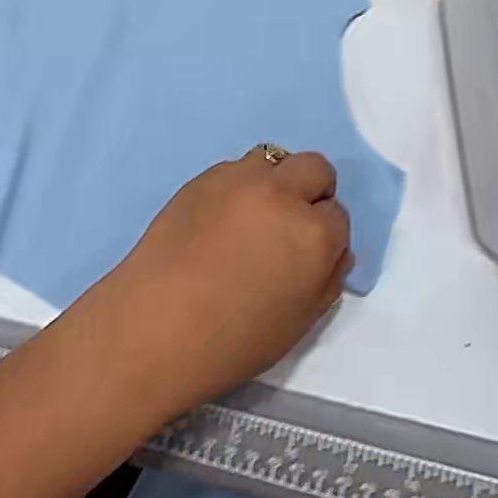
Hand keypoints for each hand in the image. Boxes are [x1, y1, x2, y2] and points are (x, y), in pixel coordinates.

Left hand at [70, 150, 352, 416]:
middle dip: (311, 191)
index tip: (309, 251)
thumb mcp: (300, 319)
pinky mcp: (203, 176)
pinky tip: (220, 218)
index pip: (339, 215)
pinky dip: (238, 187)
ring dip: (273, 181)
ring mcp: (238, 179)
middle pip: (314, 167)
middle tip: (289, 223)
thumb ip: (326, 277)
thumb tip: (334, 250)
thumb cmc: (235, 338)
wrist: (158, 321)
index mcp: (314, 234)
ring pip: (273, 159)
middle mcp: (281, 194)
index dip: (327, 235)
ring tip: (253, 216)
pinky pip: (235, 169)